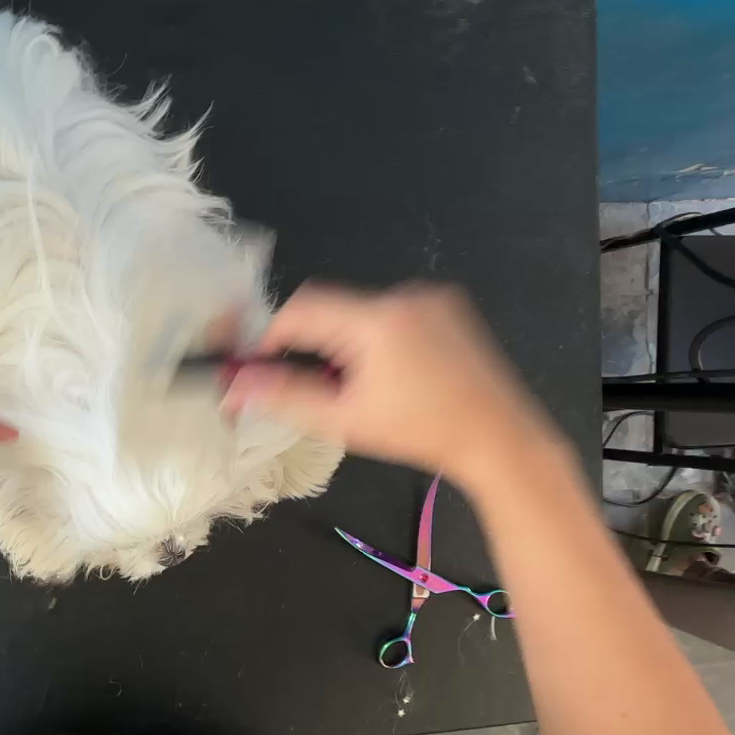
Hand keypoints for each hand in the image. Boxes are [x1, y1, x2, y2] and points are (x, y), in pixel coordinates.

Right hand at [222, 282, 558, 487]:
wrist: (500, 438)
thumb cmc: (418, 432)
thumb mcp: (343, 419)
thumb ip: (285, 396)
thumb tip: (235, 385)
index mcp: (376, 321)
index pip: (302, 309)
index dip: (272, 334)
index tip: (261, 364)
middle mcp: (403, 296)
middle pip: (331, 309)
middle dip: (313, 343)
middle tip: (318, 384)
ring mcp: (430, 298)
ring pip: (359, 311)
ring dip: (345, 342)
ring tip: (362, 385)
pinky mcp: (447, 307)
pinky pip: (389, 313)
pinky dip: (374, 338)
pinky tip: (392, 374)